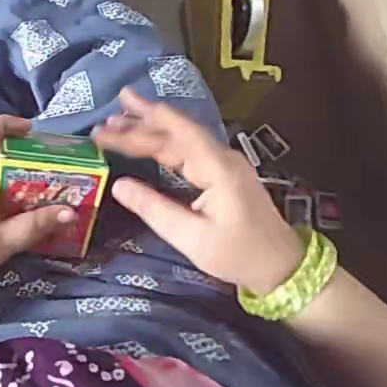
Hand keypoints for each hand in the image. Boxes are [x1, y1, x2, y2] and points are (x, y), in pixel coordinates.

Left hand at [0, 115, 76, 302]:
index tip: (29, 130)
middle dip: (17, 148)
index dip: (2, 123)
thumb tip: (71, 212)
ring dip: (14, 170)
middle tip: (48, 160)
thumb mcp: (0, 244)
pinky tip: (25, 204)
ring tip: (44, 182)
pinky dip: (6, 187)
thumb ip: (35, 226)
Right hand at [92, 88, 302, 294]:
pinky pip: (188, 150)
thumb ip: (155, 209)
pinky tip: (148, 139)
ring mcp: (224, 164)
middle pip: (176, 132)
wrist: (282, 267)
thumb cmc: (238, 255)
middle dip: (140, 123)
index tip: (109, 123)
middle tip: (105, 119)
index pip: (175, 135)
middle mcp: (222, 158)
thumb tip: (119, 186)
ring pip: (181, 139)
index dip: (140, 125)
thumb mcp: (192, 239)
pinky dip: (164, 142)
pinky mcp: (222, 174)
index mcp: (218, 169)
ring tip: (118, 121)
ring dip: (150, 129)